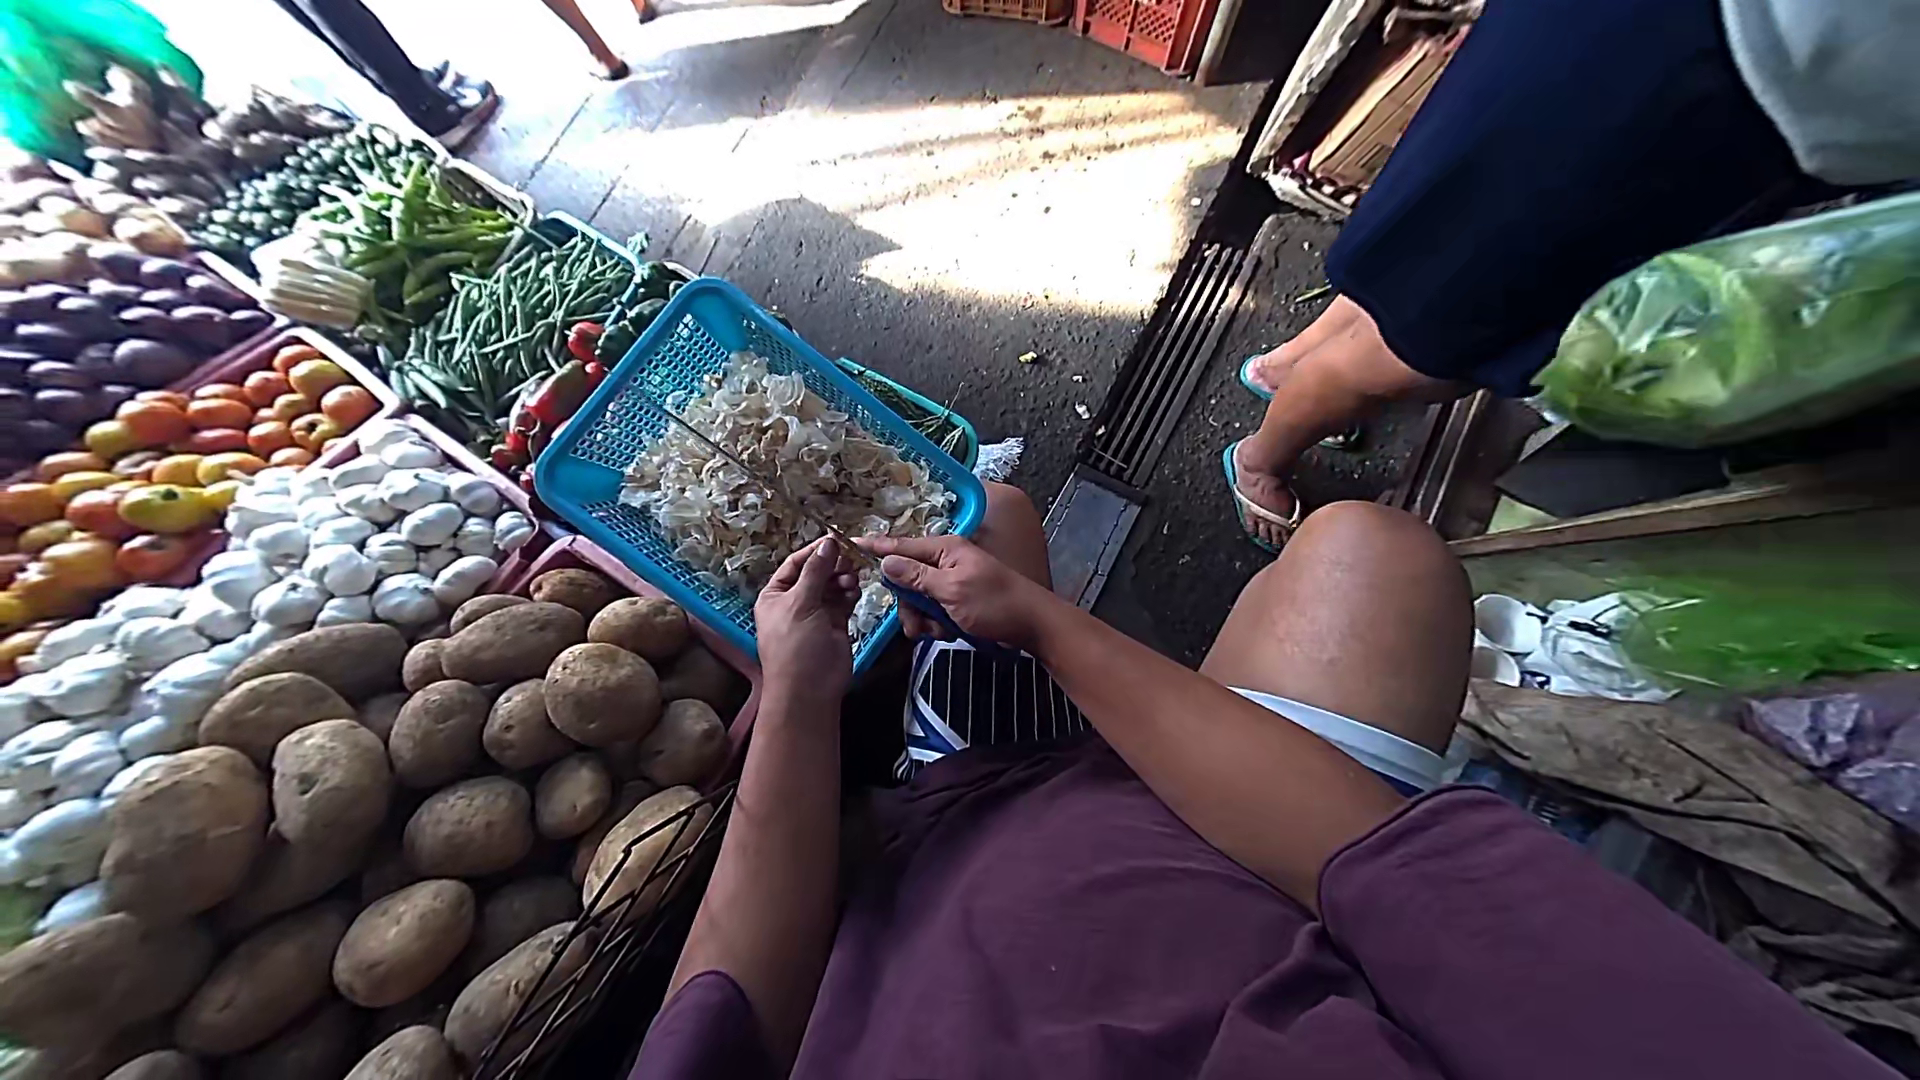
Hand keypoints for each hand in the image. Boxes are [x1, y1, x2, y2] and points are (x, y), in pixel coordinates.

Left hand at [755, 538, 859, 701]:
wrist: (809, 690)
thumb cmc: (796, 646)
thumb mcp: (801, 603)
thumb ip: (816, 571)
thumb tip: (829, 543)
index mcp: (776, 595)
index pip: (796, 564)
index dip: (815, 551)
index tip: (836, 541)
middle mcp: (795, 601)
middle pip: (817, 572)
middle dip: (833, 565)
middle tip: (851, 560)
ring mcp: (816, 613)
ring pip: (833, 585)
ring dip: (843, 579)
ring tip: (852, 579)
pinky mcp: (835, 624)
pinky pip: (844, 600)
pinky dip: (850, 593)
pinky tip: (855, 591)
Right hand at [858, 534, 1054, 652]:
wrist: (1031, 626)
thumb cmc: (994, 603)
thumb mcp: (951, 590)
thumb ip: (916, 576)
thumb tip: (886, 561)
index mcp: (945, 550)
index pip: (903, 545)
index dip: (878, 547)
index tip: (854, 543)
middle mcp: (946, 562)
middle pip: (907, 579)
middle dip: (909, 605)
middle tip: (916, 624)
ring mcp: (953, 582)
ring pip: (920, 599)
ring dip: (924, 618)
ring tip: (938, 631)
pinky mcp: (959, 601)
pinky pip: (935, 611)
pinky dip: (938, 624)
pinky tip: (949, 633)